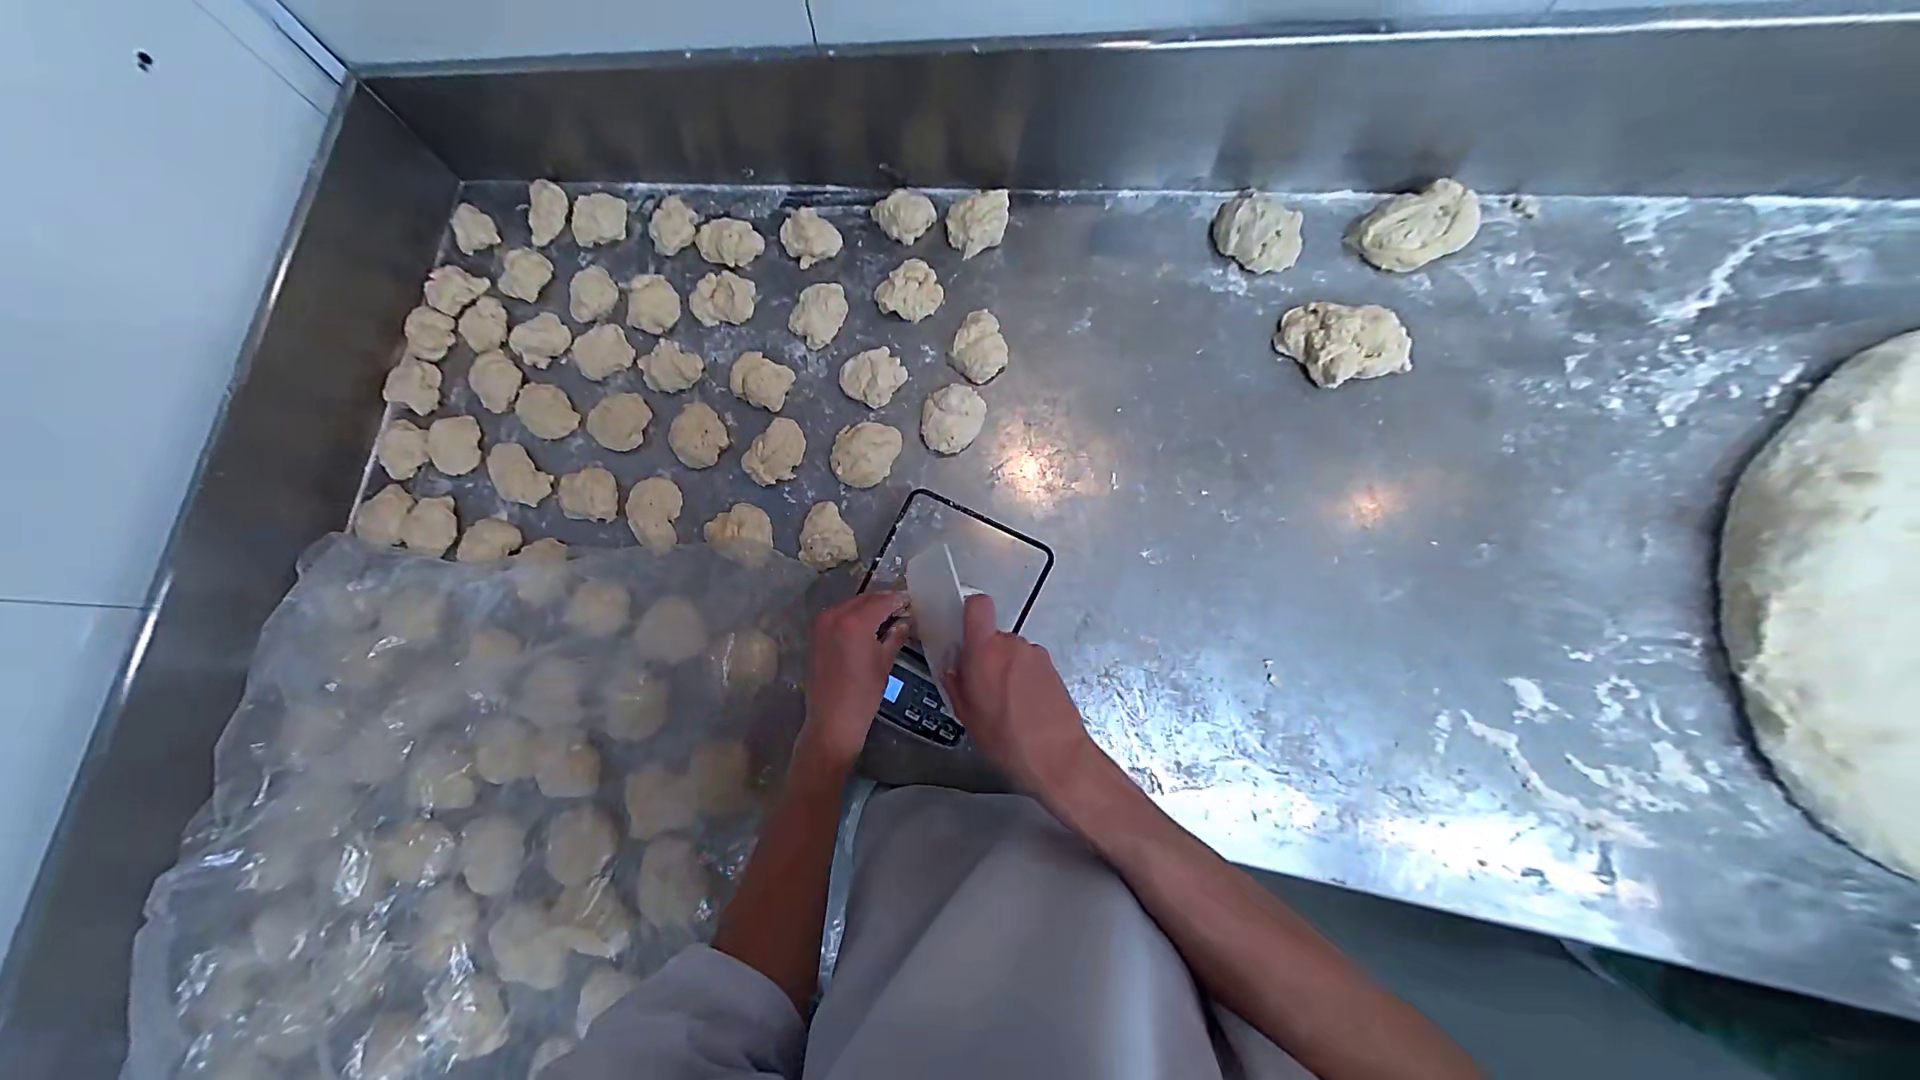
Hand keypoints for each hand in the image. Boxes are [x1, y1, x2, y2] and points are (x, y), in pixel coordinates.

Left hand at [802, 590, 909, 767]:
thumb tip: (903, 622)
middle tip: (902, 610)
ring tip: (888, 618)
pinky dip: (856, 617)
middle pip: (865, 599)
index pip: (882, 601)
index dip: (899, 600)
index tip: (911, 602)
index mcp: (855, 622)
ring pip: (852, 606)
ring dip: (870, 608)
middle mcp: (835, 616)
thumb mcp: (884, 662)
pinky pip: (841, 616)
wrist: (832, 720)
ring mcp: (823, 625)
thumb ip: (895, 636)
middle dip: (884, 602)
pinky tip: (869, 627)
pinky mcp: (817, 635)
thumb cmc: (863, 694)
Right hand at [945, 594, 1098, 796]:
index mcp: (984, 651)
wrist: (1056, 755)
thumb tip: (953, 671)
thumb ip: (956, 683)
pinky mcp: (1051, 666)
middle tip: (981, 684)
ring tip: (1004, 702)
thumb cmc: (1010, 739)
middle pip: (993, 635)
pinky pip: (1029, 664)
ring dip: (1006, 668)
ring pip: (1012, 651)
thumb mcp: (967, 714)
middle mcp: (1011, 645)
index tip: (964, 626)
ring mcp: (1034, 654)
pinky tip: (1022, 705)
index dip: (970, 611)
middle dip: (986, 654)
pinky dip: (1023, 678)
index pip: (977, 606)